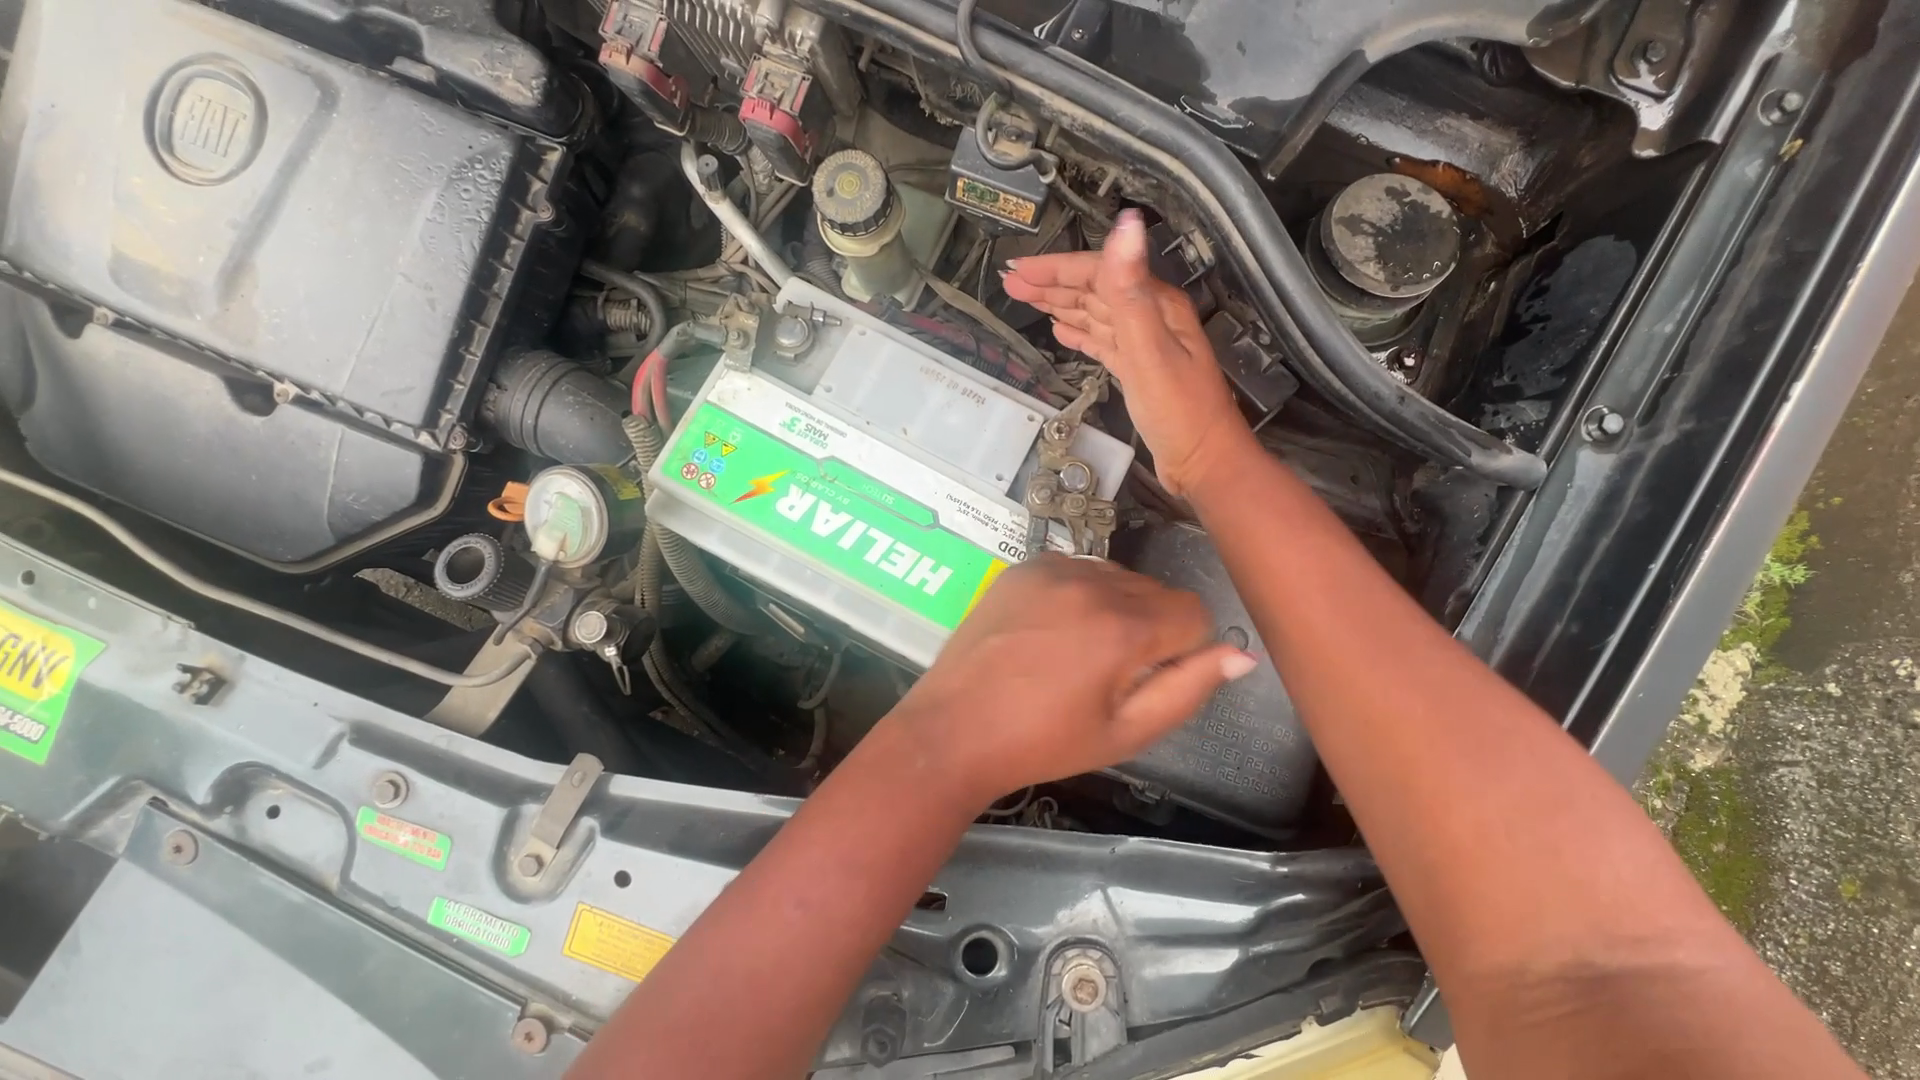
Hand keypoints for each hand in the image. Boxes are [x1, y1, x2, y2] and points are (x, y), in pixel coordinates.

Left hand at [878, 554, 1254, 806]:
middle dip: (1152, 629)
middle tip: (1110, 674)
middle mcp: (1092, 582)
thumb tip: (1240, 655)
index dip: (1184, 650)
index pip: (1195, 613)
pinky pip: (1077, 568)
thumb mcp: (1126, 732)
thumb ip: (1189, 690)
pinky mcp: (1022, 566)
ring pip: (1119, 577)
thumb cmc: (1044, 742)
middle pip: (1157, 592)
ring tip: (1078, 653)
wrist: (954, 729)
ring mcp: (1052, 568)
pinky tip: (1052, 631)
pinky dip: (1079, 593)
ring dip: (1117, 607)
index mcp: (1123, 627)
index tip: (1149, 678)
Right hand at [1002, 210, 1249, 495]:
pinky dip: (1080, 333)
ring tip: (1026, 300)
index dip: (1056, 268)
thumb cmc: (1179, 410)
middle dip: (1052, 284)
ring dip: (1061, 305)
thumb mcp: (1150, 348)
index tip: (1018, 268)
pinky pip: (1102, 342)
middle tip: (1010, 283)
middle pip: (1094, 290)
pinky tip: (1061, 331)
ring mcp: (1144, 345)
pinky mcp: (1137, 370)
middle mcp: (1150, 317)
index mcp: (1154, 304)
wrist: (1203, 462)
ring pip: (1095, 314)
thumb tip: (1126, 226)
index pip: (1098, 272)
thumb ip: (1131, 290)